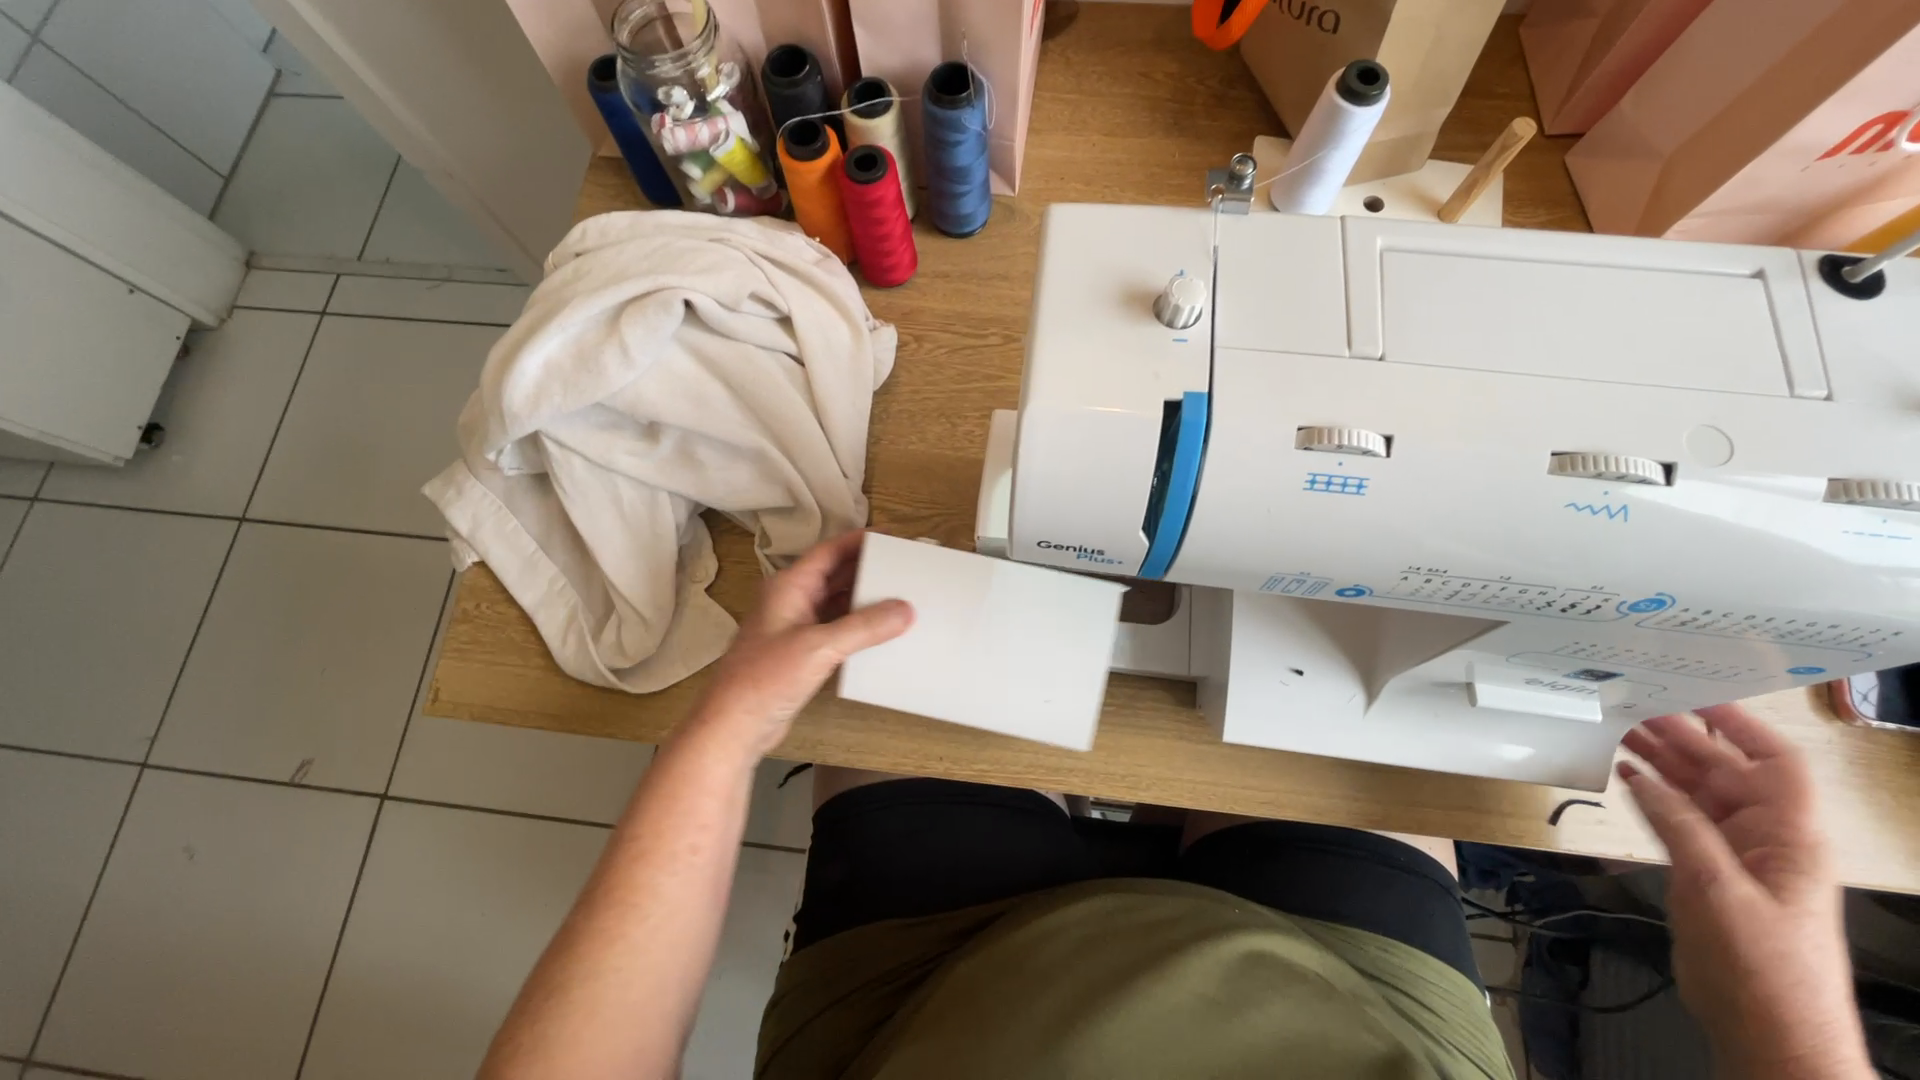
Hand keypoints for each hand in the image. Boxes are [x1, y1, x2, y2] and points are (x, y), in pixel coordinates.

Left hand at [684, 530, 911, 758]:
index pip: (829, 551)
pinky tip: (881, 632)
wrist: (736, 725)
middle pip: (835, 574)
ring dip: (864, 599)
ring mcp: (796, 627)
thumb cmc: (766, 678)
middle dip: (867, 569)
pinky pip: (836, 628)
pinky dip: (858, 626)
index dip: (859, 541)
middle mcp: (792, 601)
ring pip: (836, 602)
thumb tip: (905, 609)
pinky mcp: (801, 652)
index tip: (891, 538)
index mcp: (789, 587)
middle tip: (903, 567)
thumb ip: (864, 627)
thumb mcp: (820, 647)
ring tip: (900, 596)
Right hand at [1620, 705, 1870, 1079]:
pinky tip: (1628, 776)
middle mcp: (1767, 839)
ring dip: (1664, 763)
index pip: (1775, 764)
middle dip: (1685, 738)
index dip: (1741, 726)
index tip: (1695, 694)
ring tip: (1622, 731)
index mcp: (1791, 838)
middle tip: (1634, 707)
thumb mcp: (1719, 891)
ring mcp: (1737, 856)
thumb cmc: (1762, 968)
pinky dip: (1654, 795)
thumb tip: (1644, 777)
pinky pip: (1681, 820)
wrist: (1771, 1035)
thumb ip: (1682, 828)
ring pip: (1699, 793)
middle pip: (1727, 773)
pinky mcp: (1709, 874)